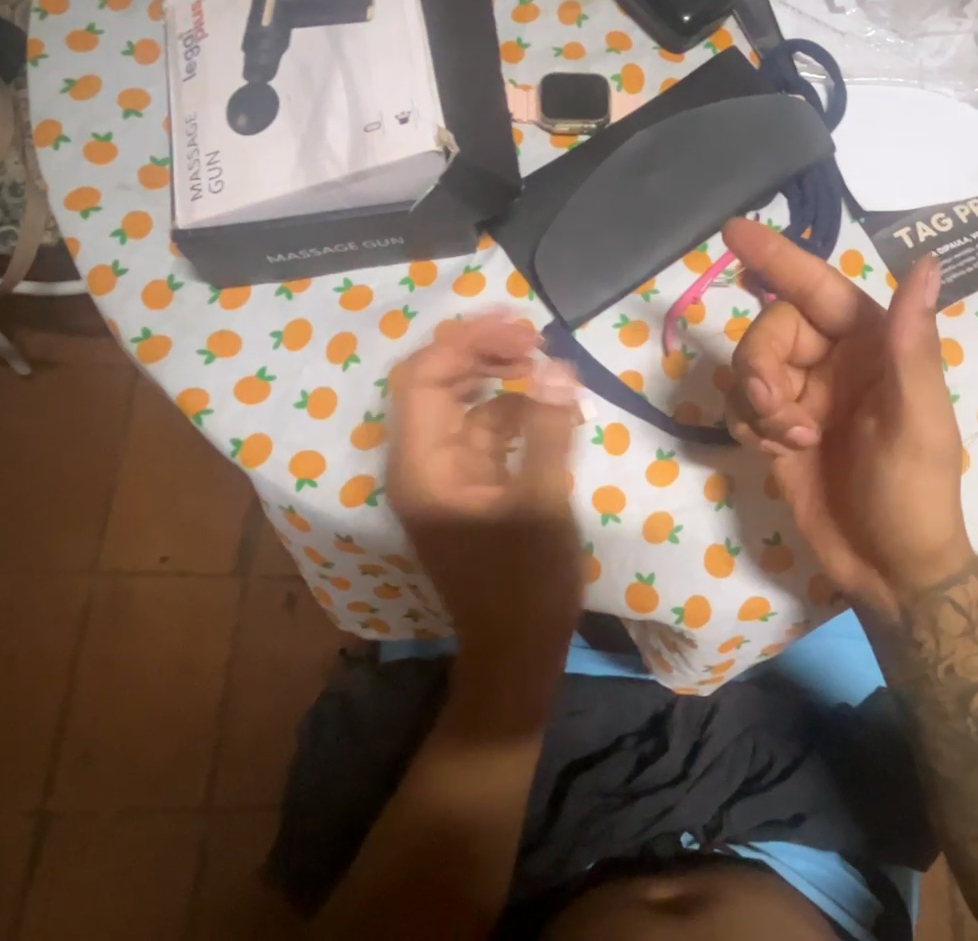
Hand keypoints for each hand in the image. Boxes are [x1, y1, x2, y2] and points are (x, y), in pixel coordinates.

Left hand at [386, 313, 585, 674]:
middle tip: (537, 339)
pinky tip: (549, 410)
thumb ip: (547, 431)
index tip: (524, 328)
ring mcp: (444, 479)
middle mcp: (421, 465)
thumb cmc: (526, 584)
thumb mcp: (543, 503)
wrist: (517, 650)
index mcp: (422, 467)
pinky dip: (512, 414)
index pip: (424, 378)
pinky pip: (482, 435)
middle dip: (482, 353)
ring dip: (500, 381)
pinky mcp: (468, 490)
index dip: (468, 342)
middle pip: (436, 384)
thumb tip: (556, 366)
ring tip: (549, 368)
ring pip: (462, 407)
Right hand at [723, 218, 971, 618]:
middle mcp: (836, 363)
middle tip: (778, 407)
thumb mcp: (918, 421)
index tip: (732, 230)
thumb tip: (928, 259)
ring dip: (758, 400)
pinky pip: (743, 405)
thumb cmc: (914, 494)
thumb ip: (914, 342)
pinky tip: (778, 452)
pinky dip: (751, 423)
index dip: (778, 257)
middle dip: (762, 361)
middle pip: (773, 329)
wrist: (885, 568)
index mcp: (876, 347)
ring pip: (750, 366)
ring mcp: (805, 397)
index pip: (819, 288)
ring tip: (790, 441)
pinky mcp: (779, 432)